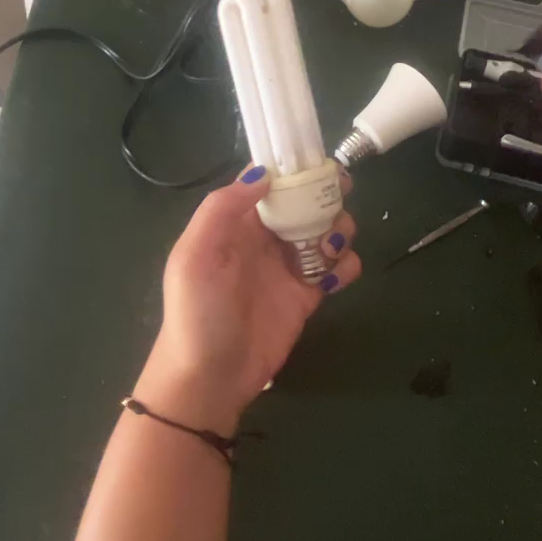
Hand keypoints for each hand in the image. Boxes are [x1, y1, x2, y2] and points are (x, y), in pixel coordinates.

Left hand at [136, 168, 361, 434]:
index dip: (293, 168)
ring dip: (339, 230)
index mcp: (236, 223)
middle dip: (326, 197)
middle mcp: (264, 238)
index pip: (268, 182)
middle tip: (338, 202)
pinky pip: (336, 269)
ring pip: (326, 231)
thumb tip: (263, 173)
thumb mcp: (195, 256)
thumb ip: (222, 209)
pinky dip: (346, 266)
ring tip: (332, 247)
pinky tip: (336, 279)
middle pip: (305, 202)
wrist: (210, 378)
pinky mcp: (307, 295)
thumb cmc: (198, 313)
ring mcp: (288, 266)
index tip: (320, 162)